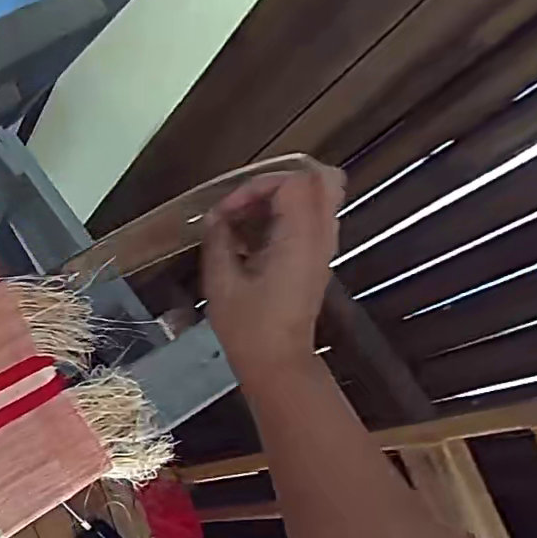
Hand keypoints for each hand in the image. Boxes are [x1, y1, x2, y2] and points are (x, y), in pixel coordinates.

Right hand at [202, 164, 346, 370]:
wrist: (275, 359)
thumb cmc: (247, 326)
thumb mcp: (220, 283)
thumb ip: (218, 243)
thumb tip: (214, 219)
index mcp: (300, 238)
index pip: (292, 181)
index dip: (255, 187)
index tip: (224, 212)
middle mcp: (321, 234)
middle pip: (320, 178)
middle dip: (277, 181)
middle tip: (243, 203)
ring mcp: (322, 245)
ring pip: (318, 195)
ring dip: (279, 199)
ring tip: (243, 221)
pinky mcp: (315, 258)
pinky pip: (309, 218)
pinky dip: (283, 216)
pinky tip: (251, 239)